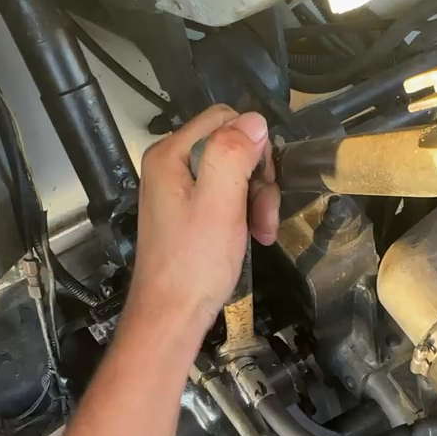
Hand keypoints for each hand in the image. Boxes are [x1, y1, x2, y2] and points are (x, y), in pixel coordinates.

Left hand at [124, 104, 279, 334]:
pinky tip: (253, 238)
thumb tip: (255, 120)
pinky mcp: (187, 215)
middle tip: (265, 217)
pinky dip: (243, 215)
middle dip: (258, 179)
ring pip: (232, 175)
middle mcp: (170, 166)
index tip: (266, 183)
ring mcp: (178, 192)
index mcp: (171, 156)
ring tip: (263, 233)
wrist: (172, 316)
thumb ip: (233, 155)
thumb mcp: (220, 205)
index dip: (254, 146)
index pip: (225, 119)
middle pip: (230, 148)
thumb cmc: (194, 266)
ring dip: (255, 201)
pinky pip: (224, 199)